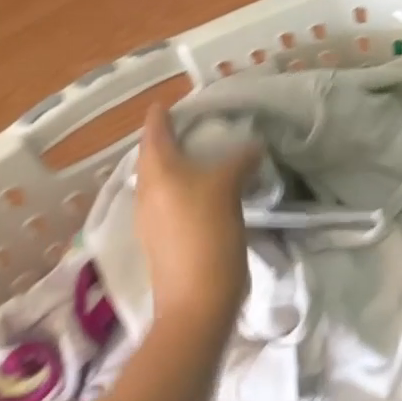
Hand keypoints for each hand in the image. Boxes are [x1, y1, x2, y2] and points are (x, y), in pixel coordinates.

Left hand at [134, 104, 260, 329]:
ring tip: (205, 155)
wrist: (197, 298)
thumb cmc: (207, 232)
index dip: (159, 117)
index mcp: (159, 174)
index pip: (154, 135)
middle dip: (167, 141)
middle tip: (193, 126)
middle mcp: (148, 194)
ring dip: (179, 166)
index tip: (165, 102)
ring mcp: (153, 220)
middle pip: (153, 159)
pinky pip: (172, 201)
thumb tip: (253, 147)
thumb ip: (241, 160)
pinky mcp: (164, 240)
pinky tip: (208, 190)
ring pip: (162, 182)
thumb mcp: (230, 186)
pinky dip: (186, 187)